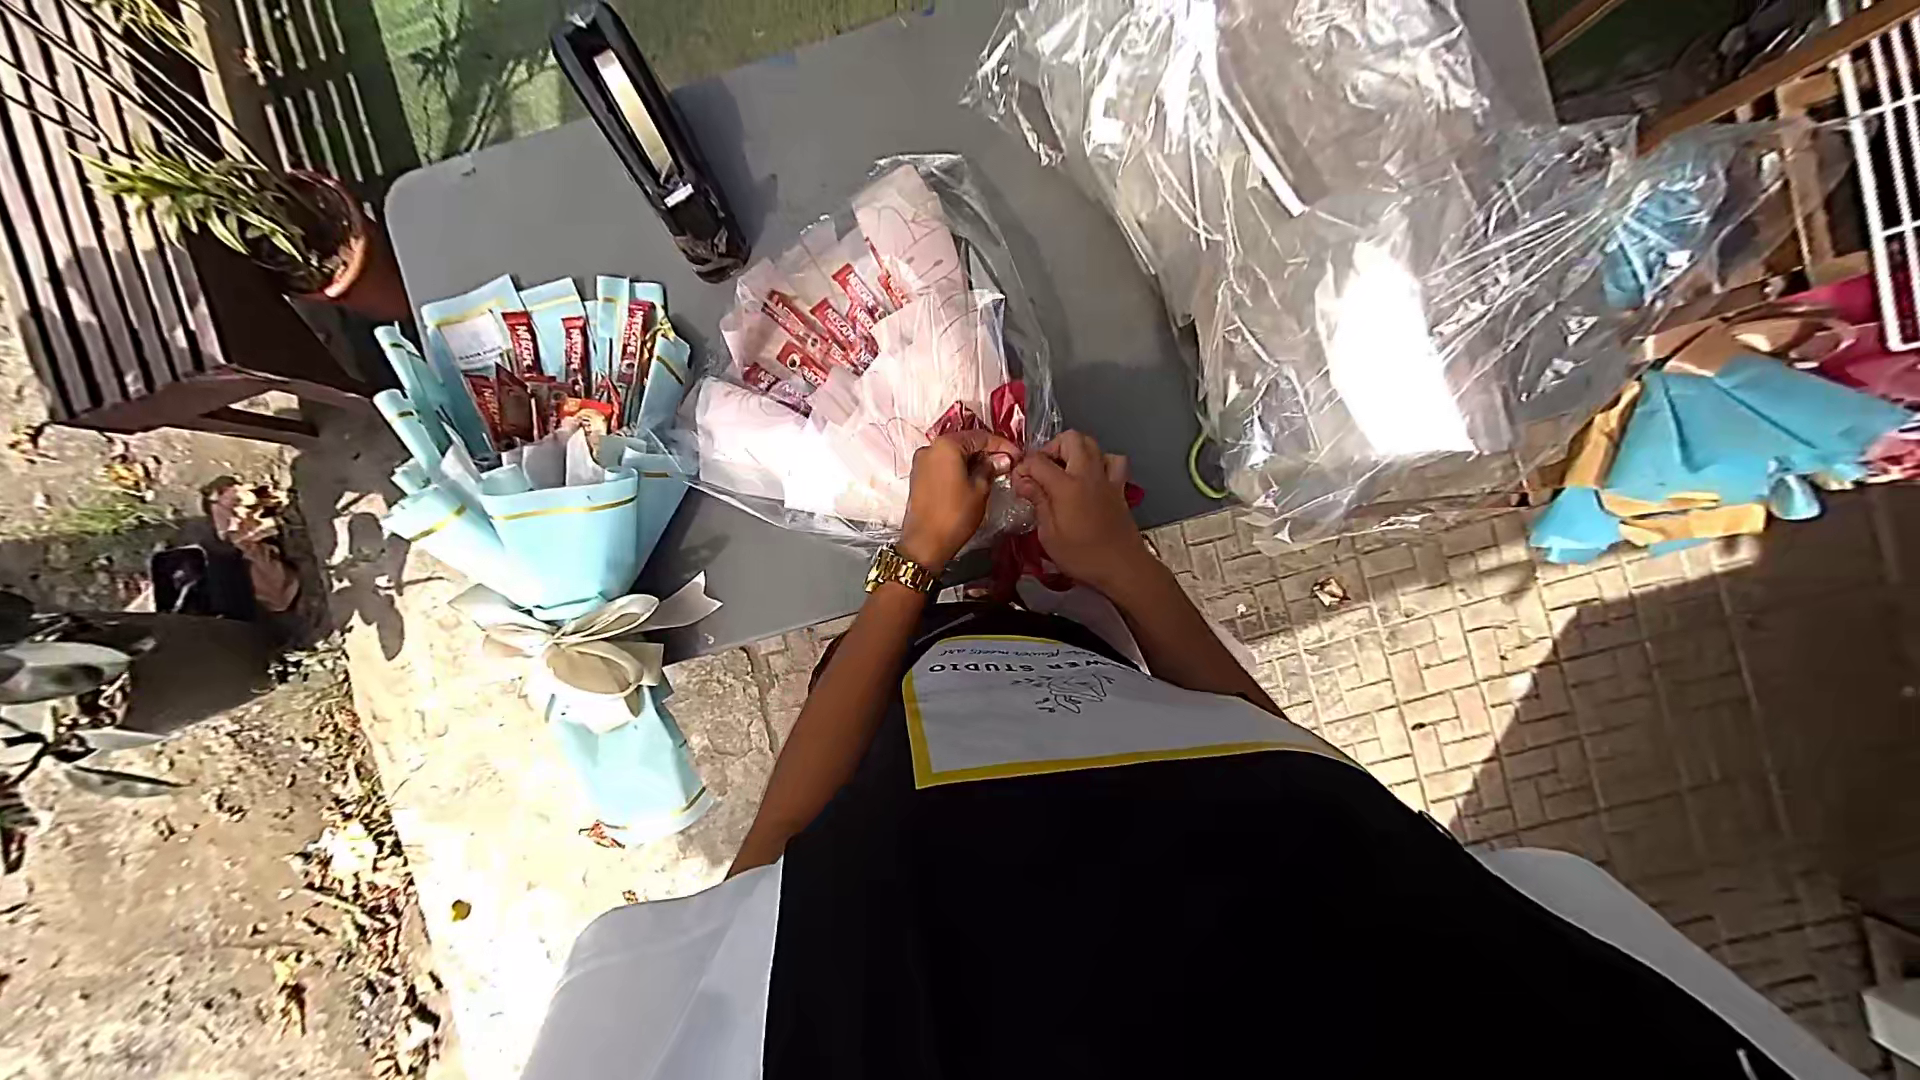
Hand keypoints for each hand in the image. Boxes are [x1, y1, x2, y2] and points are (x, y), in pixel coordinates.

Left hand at [898, 429, 1021, 568]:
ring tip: (994, 471)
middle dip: (987, 451)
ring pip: (953, 454)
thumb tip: (1001, 459)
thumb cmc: (955, 515)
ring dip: (973, 460)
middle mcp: (930, 447)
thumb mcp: (980, 490)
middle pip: (964, 442)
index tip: (1016, 456)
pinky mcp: (918, 476)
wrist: (925, 543)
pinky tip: (974, 477)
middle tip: (1007, 463)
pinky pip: (943, 464)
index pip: (980, 436)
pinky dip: (959, 467)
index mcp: (946, 445)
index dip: (1002, 445)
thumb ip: (990, 468)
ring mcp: (921, 462)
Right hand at [1009, 430, 1149, 592]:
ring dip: (1075, 450)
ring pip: (1092, 444)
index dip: (1023, 468)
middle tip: (1041, 470)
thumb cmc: (1081, 556)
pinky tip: (1091, 476)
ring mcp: (1107, 478)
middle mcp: (1088, 474)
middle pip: (1070, 438)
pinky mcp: (1119, 487)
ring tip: (1064, 470)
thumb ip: (1038, 502)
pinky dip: (1100, 461)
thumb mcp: (1049, 535)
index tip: (1018, 483)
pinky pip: (1112, 460)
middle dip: (1051, 448)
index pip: (1038, 461)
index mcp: (1066, 486)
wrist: (1123, 567)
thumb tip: (1023, 481)